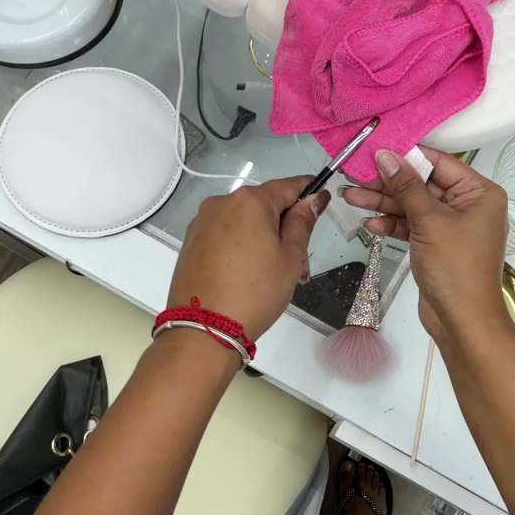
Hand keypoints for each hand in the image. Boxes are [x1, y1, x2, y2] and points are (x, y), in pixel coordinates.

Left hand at [168, 176, 326, 341]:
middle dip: (286, 228)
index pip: (289, 185)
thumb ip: (303, 222)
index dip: (309, 193)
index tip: (323, 202)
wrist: (204, 329)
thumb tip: (313, 198)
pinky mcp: (192, 241)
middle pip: (265, 206)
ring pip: (245, 222)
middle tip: (300, 265)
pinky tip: (249, 275)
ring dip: (265, 239)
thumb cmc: (256, 292)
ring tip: (274, 276)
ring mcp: (202, 221)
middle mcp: (222, 202)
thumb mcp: (290, 257)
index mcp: (250, 201)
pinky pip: (226, 234)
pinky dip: (243, 246)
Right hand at [342, 148, 510, 342]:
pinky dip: (393, 225)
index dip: (407, 156)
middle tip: (356, 176)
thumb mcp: (429, 220)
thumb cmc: (457, 269)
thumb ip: (406, 186)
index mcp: (479, 193)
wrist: (463, 320)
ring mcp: (453, 227)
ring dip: (384, 203)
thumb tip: (386, 156)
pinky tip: (370, 224)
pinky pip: (413, 226)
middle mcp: (469, 206)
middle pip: (423, 184)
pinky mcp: (438, 245)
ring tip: (351, 196)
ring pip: (414, 206)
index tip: (376, 151)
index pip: (439, 163)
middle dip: (389, 183)